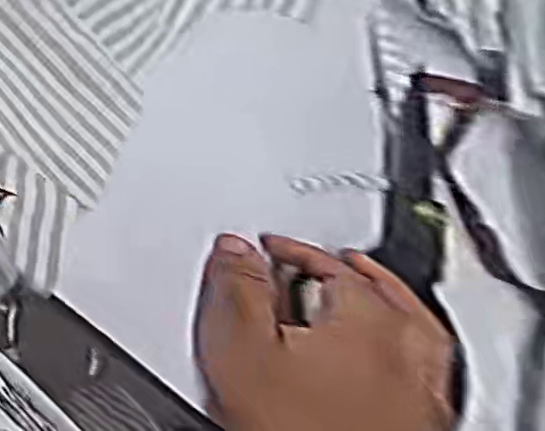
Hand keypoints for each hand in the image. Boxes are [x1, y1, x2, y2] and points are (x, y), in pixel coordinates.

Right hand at [195, 233, 454, 430]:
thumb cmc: (283, 419)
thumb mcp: (237, 336)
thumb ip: (236, 285)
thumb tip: (236, 249)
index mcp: (364, 334)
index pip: (340, 273)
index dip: (300, 251)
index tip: (270, 245)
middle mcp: (407, 369)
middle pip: (401, 308)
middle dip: (367, 277)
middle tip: (339, 259)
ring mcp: (419, 406)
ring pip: (422, 345)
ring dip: (393, 311)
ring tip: (362, 297)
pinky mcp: (414, 430)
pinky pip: (423, 377)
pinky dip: (400, 351)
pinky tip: (371, 359)